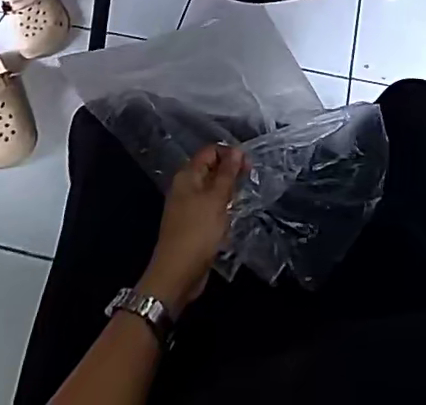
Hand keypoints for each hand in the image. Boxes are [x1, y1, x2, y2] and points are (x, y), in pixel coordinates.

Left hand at [139, 143, 245, 310]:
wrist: (176, 275)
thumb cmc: (197, 232)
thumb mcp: (216, 199)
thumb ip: (227, 173)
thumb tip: (236, 150)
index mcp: (187, 176)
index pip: (210, 151)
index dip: (229, 153)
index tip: (248, 165)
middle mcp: (186, 187)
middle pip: (211, 169)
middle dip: (231, 172)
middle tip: (248, 181)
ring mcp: (188, 206)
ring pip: (212, 189)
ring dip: (228, 192)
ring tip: (242, 199)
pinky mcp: (193, 224)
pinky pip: (211, 208)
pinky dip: (222, 208)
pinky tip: (233, 216)